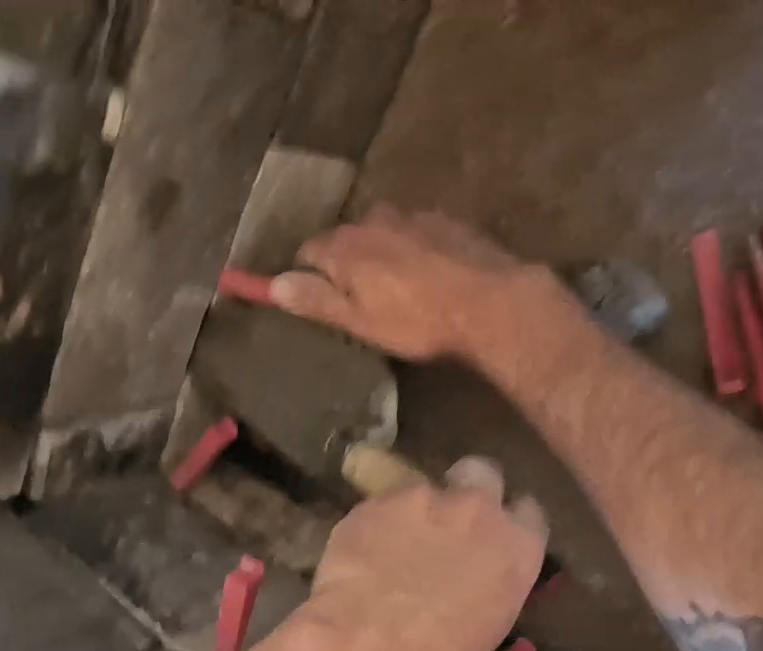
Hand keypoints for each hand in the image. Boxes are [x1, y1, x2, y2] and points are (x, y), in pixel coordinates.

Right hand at [270, 205, 549, 360]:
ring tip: (400, 290)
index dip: (307, 276)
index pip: (307, 251)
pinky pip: (417, 234)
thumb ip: (316, 300)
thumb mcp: (359, 321)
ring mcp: (413, 216)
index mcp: (345, 246)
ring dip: (383, 254)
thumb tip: (272, 284)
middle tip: (362, 301)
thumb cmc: (417, 321)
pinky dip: (415, 251)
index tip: (315, 299)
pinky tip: (432, 277)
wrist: (491, 302)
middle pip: (347, 239)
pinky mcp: (447, 221)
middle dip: (347, 264)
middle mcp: (374, 220)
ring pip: (383, 234)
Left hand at [299, 457, 548, 650]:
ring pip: (422, 486)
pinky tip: (357, 556)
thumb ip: (486, 587)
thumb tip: (468, 585)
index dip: (507, 521)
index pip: (528, 512)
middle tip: (444, 522)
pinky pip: (378, 505)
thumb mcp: (486, 629)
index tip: (490, 537)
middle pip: (482, 473)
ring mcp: (424, 498)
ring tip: (388, 547)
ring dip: (412, 509)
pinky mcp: (375, 501)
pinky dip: (372, 525)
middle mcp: (478, 510)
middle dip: (466, 489)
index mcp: (518, 548)